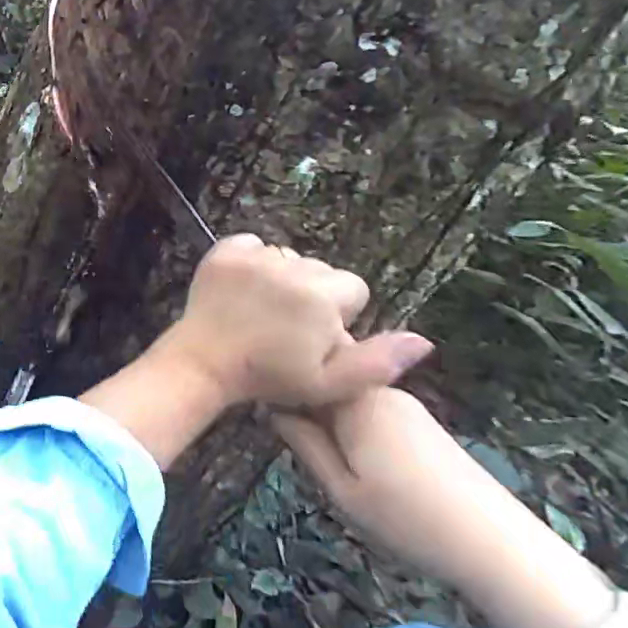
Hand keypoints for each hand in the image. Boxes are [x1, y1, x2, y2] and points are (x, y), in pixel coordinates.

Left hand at [158, 234, 432, 409]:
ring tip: (263, 309)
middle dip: (312, 294)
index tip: (313, 337)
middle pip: (321, 270)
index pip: (353, 288)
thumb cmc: (268, 377)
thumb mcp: (328, 384)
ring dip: (282, 277)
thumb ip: (378, 363)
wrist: (204, 363)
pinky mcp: (225, 251)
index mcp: (322, 295)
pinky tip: (243, 288)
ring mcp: (254, 256)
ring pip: (287, 257)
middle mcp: (291, 266)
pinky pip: (251, 244)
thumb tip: (423, 340)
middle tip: (286, 326)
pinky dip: (251, 260)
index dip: (338, 314)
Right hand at [274, 389, 615, 627]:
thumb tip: (272, 407)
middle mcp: (379, 389)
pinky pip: (371, 409)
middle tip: (293, 443)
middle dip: (306, 401)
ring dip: (331, 417)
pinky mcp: (421, 421)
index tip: (261, 408)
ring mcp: (404, 403)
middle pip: (327, 380)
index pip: (304, 371)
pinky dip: (356, 427)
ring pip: (348, 396)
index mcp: (355, 399)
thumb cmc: (407, 519)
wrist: (498, 546)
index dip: (281, 385)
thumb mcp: (341, 490)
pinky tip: (364, 464)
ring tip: (328, 459)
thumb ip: (303, 443)